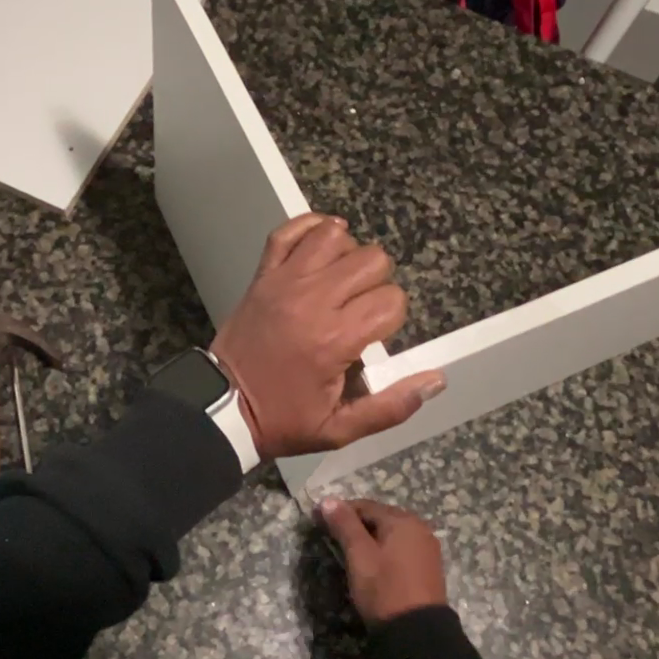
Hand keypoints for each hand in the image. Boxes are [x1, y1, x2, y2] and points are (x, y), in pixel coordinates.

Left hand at [210, 214, 444, 459]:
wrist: (222, 408)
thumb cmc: (282, 420)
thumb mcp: (339, 429)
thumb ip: (390, 407)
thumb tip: (436, 380)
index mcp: (333, 340)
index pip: (390, 301)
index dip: (392, 318)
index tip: (373, 338)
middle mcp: (311, 301)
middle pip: (371, 259)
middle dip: (377, 284)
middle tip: (359, 311)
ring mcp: (283, 282)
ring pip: (334, 236)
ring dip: (347, 255)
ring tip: (341, 283)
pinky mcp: (262, 275)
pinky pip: (288, 232)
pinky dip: (310, 229)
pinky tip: (322, 246)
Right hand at [317, 498, 447, 623]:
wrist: (417, 633)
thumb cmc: (384, 589)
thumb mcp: (359, 555)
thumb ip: (344, 525)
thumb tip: (328, 500)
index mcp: (403, 520)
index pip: (364, 506)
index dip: (340, 511)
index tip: (318, 522)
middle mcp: (419, 528)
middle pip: (380, 518)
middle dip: (355, 525)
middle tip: (333, 540)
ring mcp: (427, 548)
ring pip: (391, 535)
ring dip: (370, 539)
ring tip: (350, 554)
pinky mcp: (428, 568)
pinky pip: (401, 549)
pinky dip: (384, 552)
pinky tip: (373, 565)